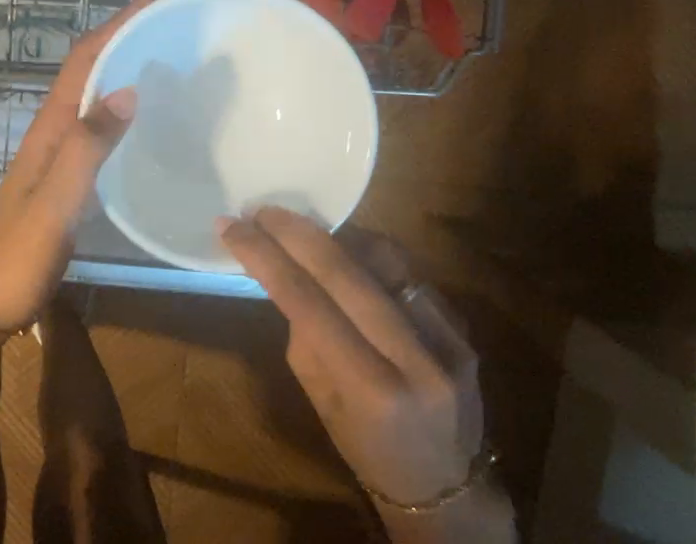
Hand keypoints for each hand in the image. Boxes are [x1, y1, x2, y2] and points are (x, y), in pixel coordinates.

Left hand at [0, 0, 161, 332]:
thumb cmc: (18, 256)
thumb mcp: (54, 203)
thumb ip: (86, 150)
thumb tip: (127, 89)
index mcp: (48, 132)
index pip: (82, 63)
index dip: (114, 27)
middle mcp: (51, 135)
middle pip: (85, 72)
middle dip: (120, 38)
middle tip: (166, 20)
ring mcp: (55, 159)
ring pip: (90, 98)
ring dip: (119, 68)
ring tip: (161, 56)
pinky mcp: (64, 182)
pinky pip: (95, 130)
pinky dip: (118, 110)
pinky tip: (142, 121)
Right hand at [218, 209, 486, 509]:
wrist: (446, 484)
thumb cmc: (364, 446)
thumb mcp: (318, 398)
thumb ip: (304, 333)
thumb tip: (282, 272)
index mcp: (370, 388)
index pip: (307, 302)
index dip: (265, 257)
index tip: (231, 226)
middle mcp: (415, 358)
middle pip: (347, 271)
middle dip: (296, 233)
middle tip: (261, 211)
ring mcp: (448, 340)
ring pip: (386, 261)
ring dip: (340, 237)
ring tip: (307, 232)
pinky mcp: (464, 329)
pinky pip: (410, 275)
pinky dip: (374, 259)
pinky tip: (352, 259)